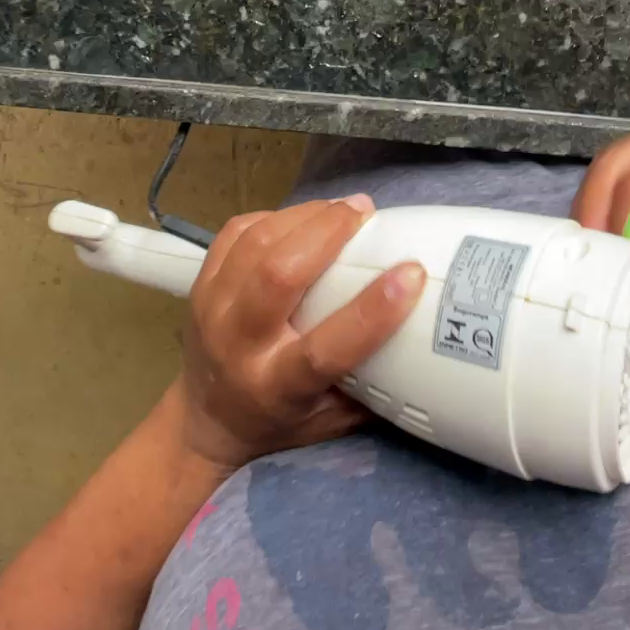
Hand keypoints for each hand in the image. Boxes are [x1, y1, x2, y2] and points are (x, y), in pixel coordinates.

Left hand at [174, 195, 425, 471]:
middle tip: (364, 213)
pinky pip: (235, 232)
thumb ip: (374, 385)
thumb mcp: (333, 419)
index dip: (371, 311)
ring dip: (303, 216)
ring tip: (341, 208)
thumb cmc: (281, 422)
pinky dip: (273, 217)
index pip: (324, 349)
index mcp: (277, 387)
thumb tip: (430, 338)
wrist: (204, 421)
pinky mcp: (200, 283)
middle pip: (278, 276)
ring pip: (256, 244)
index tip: (411, 273)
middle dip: (326, 233)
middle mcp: (239, 345)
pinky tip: (302, 217)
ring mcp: (212, 308)